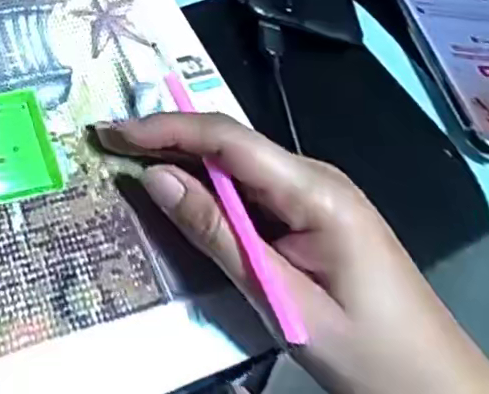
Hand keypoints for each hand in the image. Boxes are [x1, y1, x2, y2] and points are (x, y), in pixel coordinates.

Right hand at [98, 113, 488, 393]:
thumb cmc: (375, 360)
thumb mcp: (286, 303)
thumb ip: (219, 235)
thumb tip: (155, 179)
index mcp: (314, 188)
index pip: (226, 139)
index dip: (165, 128)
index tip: (114, 132)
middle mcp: (314, 174)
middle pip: (229, 142)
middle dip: (168, 137)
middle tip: (113, 144)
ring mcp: (317, 191)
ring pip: (238, 163)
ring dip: (186, 161)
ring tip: (135, 163)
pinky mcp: (315, 213)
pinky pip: (253, 188)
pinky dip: (212, 187)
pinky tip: (186, 194)